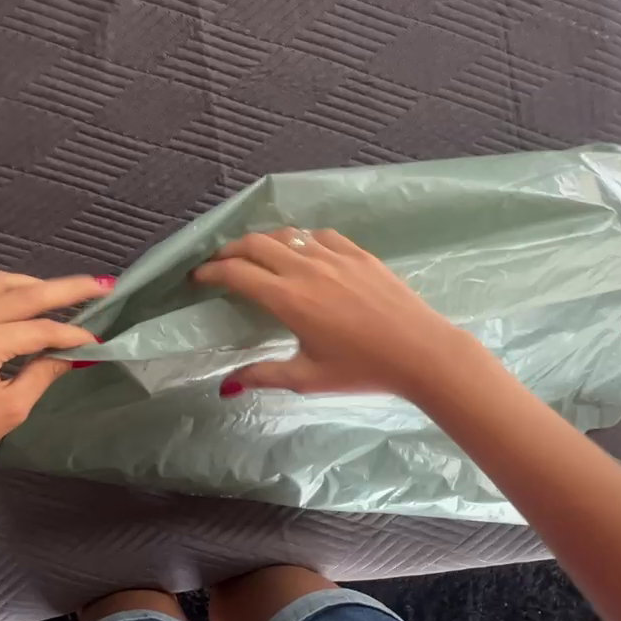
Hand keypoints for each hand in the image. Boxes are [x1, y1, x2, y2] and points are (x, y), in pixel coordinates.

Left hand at [0, 272, 109, 489]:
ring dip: (34, 285)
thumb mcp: (10, 410)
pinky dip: (9, 293)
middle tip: (101, 286)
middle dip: (65, 288)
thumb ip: (44, 373)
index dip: (72, 334)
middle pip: (23, 293)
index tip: (98, 340)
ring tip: (66, 294)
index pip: (38, 330)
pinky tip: (29, 305)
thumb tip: (75, 354)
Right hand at [192, 228, 480, 398]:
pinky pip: (319, 235)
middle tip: (219, 263)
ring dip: (263, 241)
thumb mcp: (308, 379)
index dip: (211, 272)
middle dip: (230, 250)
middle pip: (255, 244)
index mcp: (288, 299)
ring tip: (254, 254)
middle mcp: (306, 269)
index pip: (237, 273)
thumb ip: (263, 376)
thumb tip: (224, 387)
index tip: (198, 278)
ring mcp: (334, 256)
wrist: (421, 351)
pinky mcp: (358, 253)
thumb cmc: (362, 369)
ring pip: (287, 234)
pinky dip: (300, 238)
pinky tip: (302, 250)